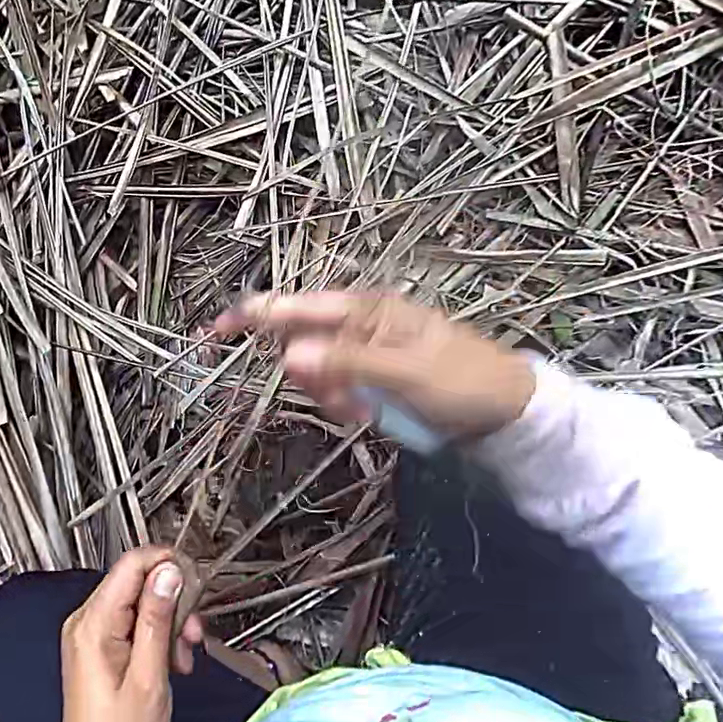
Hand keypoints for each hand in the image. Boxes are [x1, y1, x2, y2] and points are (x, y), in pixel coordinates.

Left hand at [58, 547, 205, 721]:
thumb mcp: (148, 678)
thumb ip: (157, 619)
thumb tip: (168, 572)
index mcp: (92, 625)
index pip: (130, 564)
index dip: (166, 563)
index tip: (193, 580)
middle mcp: (86, 622)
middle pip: (137, 582)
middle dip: (172, 601)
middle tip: (192, 632)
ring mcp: (91, 634)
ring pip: (139, 602)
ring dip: (168, 622)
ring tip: (183, 654)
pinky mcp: (99, 646)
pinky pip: (133, 622)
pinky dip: (157, 635)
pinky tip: (170, 660)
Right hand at [213, 291, 536, 441]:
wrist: (506, 411)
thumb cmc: (461, 382)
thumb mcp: (405, 373)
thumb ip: (345, 363)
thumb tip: (289, 355)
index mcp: (366, 310)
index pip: (297, 307)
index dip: (254, 315)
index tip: (216, 329)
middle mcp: (359, 325)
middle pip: (302, 344)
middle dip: (310, 377)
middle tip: (343, 402)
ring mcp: (364, 351)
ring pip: (317, 372)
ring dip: (331, 395)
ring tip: (366, 410)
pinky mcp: (370, 376)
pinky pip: (338, 389)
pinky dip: (345, 404)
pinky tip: (370, 414)